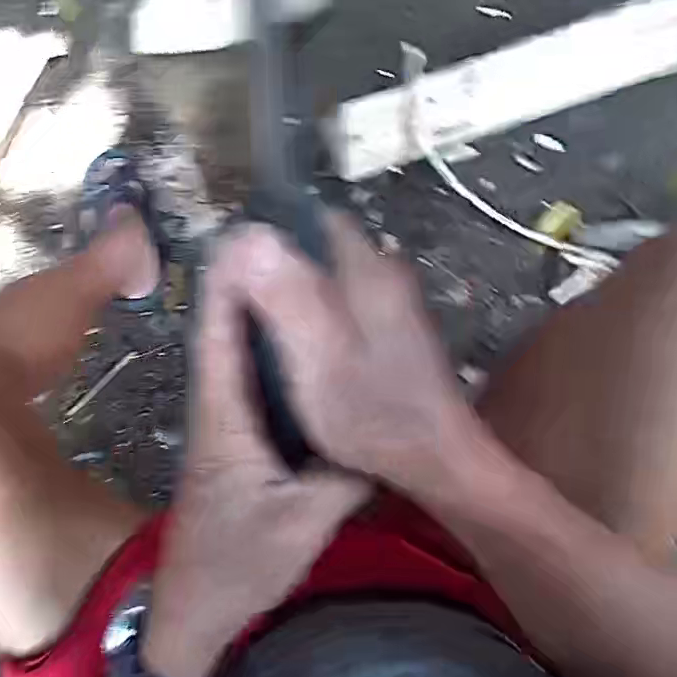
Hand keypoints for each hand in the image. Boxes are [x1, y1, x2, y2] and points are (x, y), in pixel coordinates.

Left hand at [145, 232, 372, 676]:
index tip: (252, 238)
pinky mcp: (234, 440)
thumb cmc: (240, 565)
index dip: (231, 285)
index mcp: (225, 419)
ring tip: (299, 275)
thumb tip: (387, 432)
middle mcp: (217, 409)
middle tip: (288, 241)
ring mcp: (223, 424)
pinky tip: (302, 341)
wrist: (194, 612)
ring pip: (237, 353)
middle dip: (249, 282)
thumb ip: (345, 476)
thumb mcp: (304, 523)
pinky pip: (249, 378)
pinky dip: (267, 348)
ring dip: (258, 310)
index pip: (221, 337)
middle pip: (226, 331)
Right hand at [221, 211, 486, 496]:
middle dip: (283, 266)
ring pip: (335, 280)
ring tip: (265, 325)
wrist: (439, 457)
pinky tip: (303, 349)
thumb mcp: (321, 357)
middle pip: (323, 249)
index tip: (237, 261)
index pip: (317, 219)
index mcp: (368, 271)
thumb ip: (289, 295)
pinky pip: (347, 308)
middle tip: (243, 299)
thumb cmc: (377, 412)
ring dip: (301, 294)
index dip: (273, 232)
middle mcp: (387, 276)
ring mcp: (396, 305)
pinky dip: (321, 318)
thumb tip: (249, 235)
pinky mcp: (397, 333)